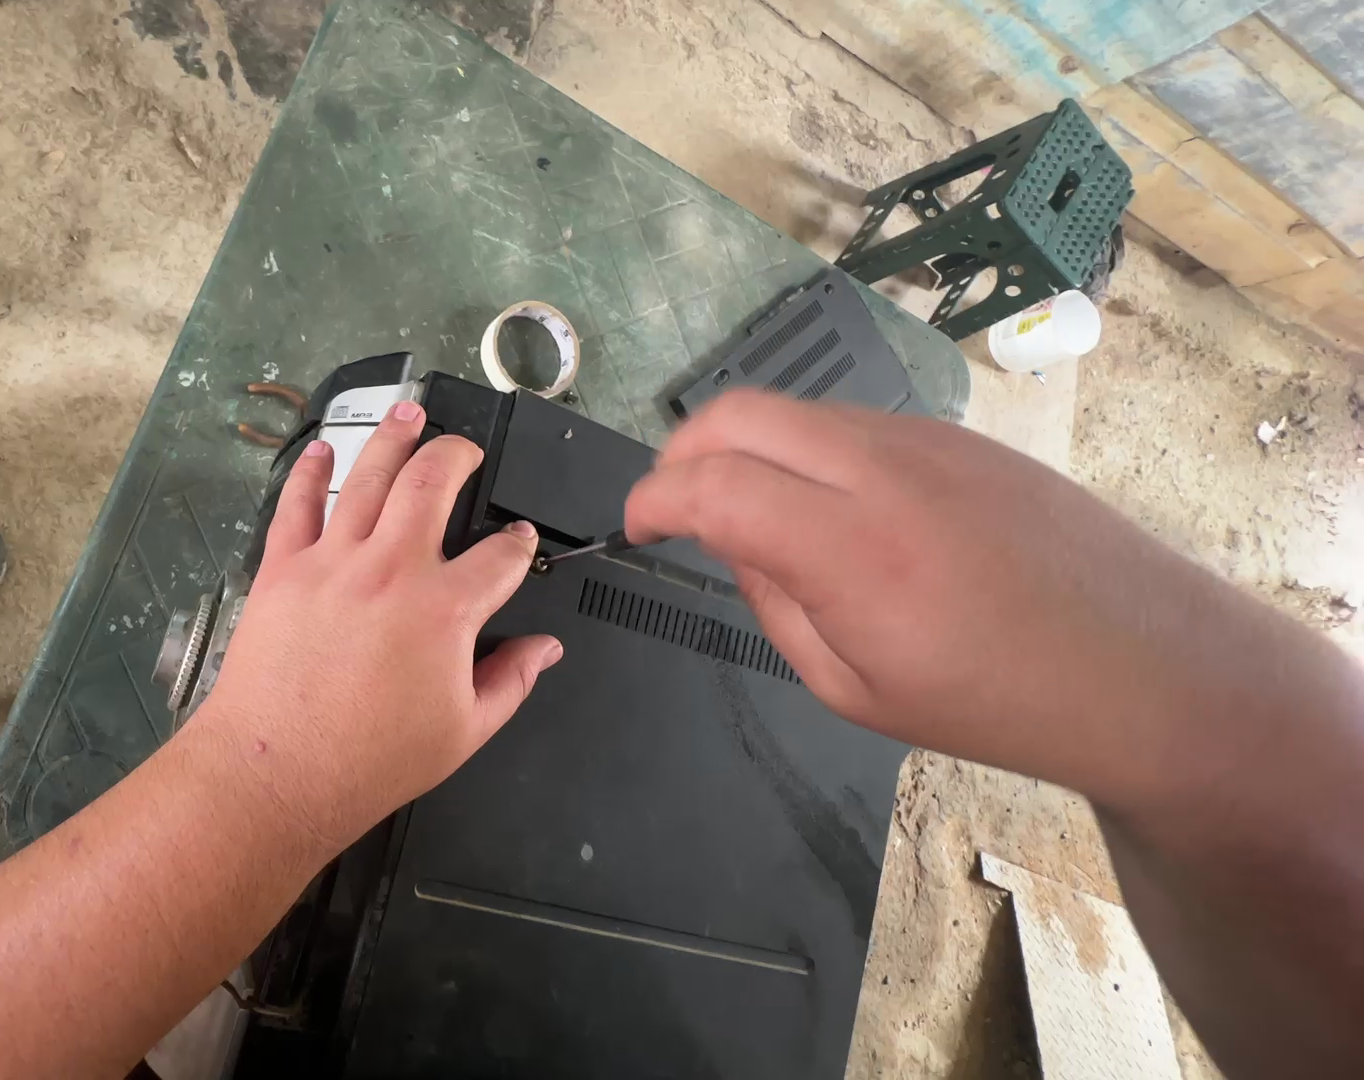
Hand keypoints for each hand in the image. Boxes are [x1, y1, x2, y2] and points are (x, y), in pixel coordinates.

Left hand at [190, 400, 561, 850]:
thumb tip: (546, 648)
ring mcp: (334, 561)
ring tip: (410, 411)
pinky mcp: (284, 567)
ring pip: (370, 476)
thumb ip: (512, 680)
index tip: (520, 541)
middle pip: (435, 483)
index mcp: (445, 609)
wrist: (278, 772)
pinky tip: (322, 451)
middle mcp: (393, 568)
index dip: (519, 545)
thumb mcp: (465, 730)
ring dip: (394, 437)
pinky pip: (298, 505)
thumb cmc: (373, 759)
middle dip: (459, 455)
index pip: (501, 557)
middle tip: (467, 450)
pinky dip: (311, 473)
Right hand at [624, 389, 1330, 812]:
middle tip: (673, 505)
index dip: (652, 498)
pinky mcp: (955, 434)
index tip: (636, 526)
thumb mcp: (848, 687)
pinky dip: (795, 451)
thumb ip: (770, 602)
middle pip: (736, 414)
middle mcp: (885, 471)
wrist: (1162, 672)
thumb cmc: (994, 704)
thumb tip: (730, 540)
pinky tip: (819, 506)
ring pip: (786, 411)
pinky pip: (839, 422)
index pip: (713, 486)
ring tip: (748, 512)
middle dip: (678, 453)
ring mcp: (927, 440)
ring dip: (738, 450)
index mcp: (855, 552)